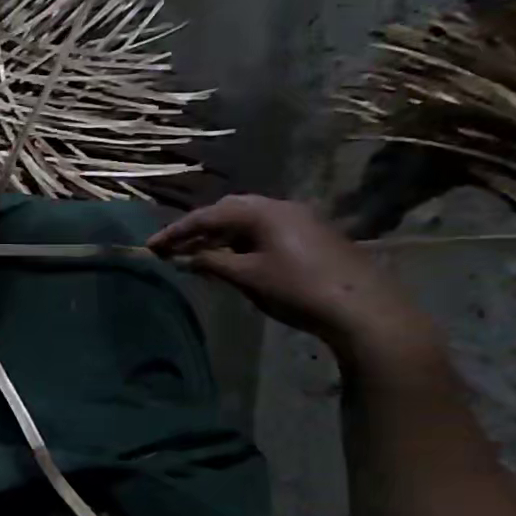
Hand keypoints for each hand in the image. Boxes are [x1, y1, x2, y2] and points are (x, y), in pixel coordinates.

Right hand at [147, 194, 429, 349]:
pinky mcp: (312, 235)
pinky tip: (235, 260)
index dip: (177, 232)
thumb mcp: (248, 278)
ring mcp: (300, 219)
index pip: (208, 215)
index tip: (152, 246)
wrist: (364, 309)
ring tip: (200, 256)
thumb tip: (186, 258)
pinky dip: (243, 242)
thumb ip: (213, 263)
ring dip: (221, 236)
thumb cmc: (298, 290)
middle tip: (175, 248)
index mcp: (261, 211)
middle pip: (228, 210)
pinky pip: (266, 230)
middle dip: (199, 229)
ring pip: (249, 221)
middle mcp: (280, 206)